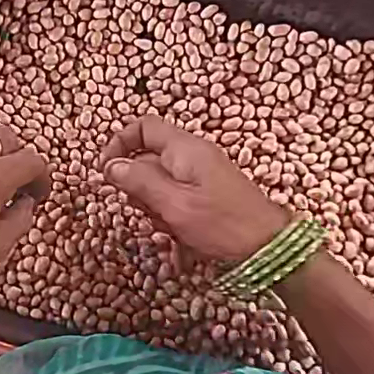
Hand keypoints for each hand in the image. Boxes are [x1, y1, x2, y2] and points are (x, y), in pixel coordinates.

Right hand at [97, 115, 288, 263]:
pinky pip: (173, 194)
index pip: (143, 127)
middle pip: (146, 157)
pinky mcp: (204, 192)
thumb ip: (139, 181)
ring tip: (167, 222)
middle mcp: (191, 155)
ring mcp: (199, 173)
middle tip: (145, 208)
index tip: (106, 171)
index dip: (119, 144)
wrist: (267, 246)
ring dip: (151, 202)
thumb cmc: (222, 224)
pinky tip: (177, 228)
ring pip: (157, 180)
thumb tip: (111, 166)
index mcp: (184, 149)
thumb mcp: (174, 204)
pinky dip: (167, 210)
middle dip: (136, 184)